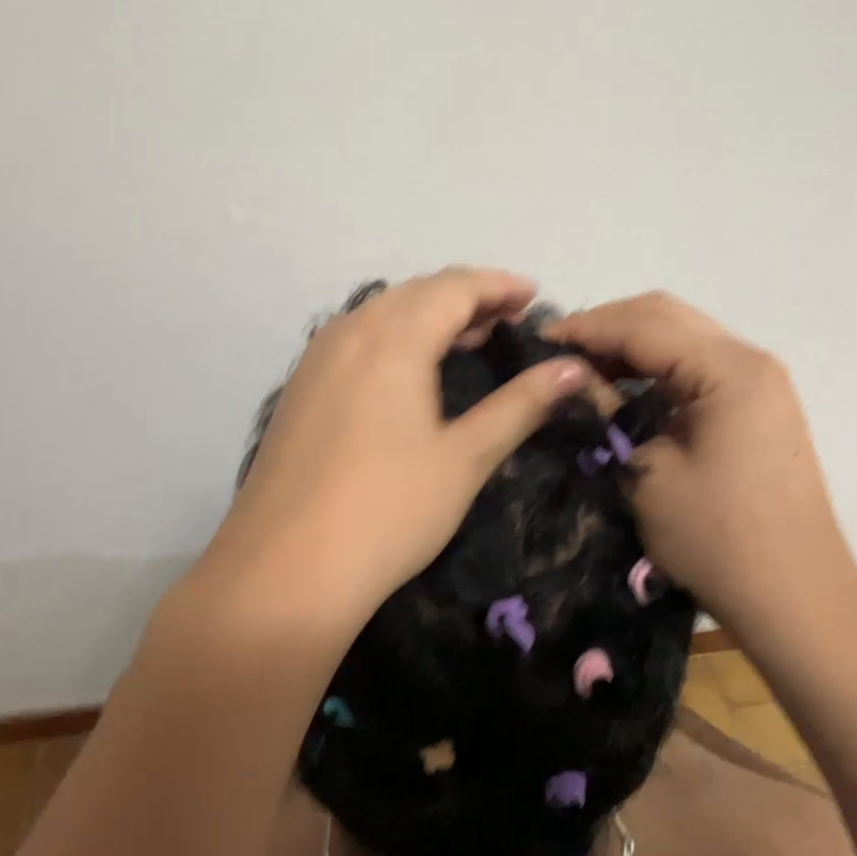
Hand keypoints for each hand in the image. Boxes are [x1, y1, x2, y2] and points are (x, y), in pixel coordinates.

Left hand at [223, 268, 590, 606]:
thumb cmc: (388, 511)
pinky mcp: (298, 389)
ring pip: (380, 314)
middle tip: (507, 319)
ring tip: (466, 340)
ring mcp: (316, 360)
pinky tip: (408, 372)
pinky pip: (354, 339)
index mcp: (393, 339)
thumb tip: (572, 368)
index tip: (534, 296)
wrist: (283, 569)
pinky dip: (393, 338)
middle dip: (465, 297)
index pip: (453, 287)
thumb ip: (519, 406)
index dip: (497, 285)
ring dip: (426, 316)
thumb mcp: (464, 458)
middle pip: (415, 293)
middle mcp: (349, 334)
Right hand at [548, 293, 856, 615]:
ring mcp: (760, 383)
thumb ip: (606, 413)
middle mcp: (750, 361)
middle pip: (667, 316)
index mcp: (728, 370)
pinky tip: (624, 387)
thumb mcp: (646, 474)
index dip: (586, 328)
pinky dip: (657, 367)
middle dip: (608, 325)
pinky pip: (698, 365)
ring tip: (583, 368)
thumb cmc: (718, 540)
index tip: (537, 340)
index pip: (643, 326)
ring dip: (632, 343)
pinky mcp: (759, 407)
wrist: (796, 600)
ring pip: (683, 336)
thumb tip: (574, 380)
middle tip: (557, 350)